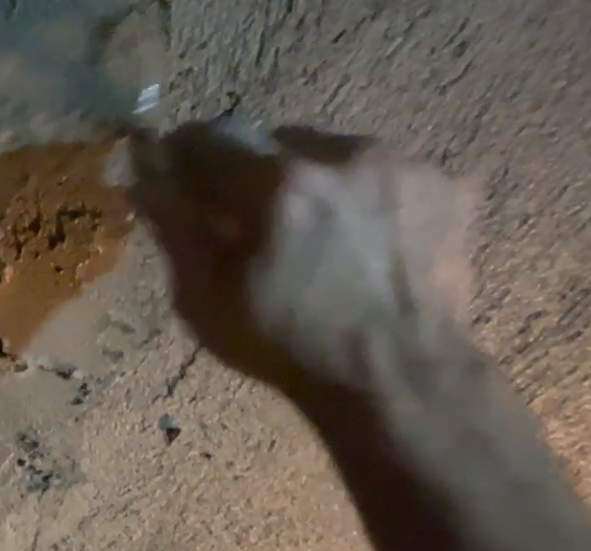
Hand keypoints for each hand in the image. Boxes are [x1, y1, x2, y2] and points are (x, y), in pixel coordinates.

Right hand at [128, 118, 476, 398]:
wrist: (391, 370)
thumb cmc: (278, 341)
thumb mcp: (202, 297)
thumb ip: (176, 231)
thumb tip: (145, 185)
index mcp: (277, 186)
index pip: (215, 138)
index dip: (184, 150)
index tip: (170, 167)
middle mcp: (345, 157)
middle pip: (276, 140)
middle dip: (248, 171)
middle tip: (237, 217)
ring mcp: (404, 166)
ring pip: (333, 152)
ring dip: (305, 180)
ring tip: (299, 232)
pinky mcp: (447, 184)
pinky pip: (383, 173)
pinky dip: (356, 196)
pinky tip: (349, 241)